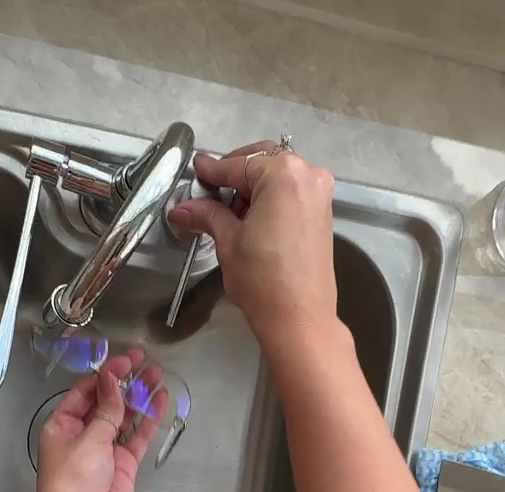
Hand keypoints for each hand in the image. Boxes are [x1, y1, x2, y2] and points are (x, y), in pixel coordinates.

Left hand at [33, 347, 164, 491]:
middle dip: (125, 381)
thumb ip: (106, 409)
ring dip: (139, 397)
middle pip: (107, 402)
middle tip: (144, 361)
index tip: (126, 360)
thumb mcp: (88, 438)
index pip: (85, 391)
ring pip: (125, 417)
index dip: (106, 374)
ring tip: (156, 375)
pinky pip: (138, 437)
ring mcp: (105, 449)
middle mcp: (83, 434)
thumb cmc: (72, 482)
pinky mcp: (124, 464)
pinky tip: (159, 401)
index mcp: (63, 425)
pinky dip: (149, 420)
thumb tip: (112, 379)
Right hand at [167, 142, 341, 350]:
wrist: (298, 317)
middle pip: (262, 162)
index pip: (238, 165)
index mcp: (283, 174)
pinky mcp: (323, 213)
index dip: (212, 170)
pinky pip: (292, 192)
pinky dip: (271, 198)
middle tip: (212, 196)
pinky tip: (253, 221)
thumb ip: (207, 215)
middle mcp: (308, 174)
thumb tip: (181, 208)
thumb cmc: (262, 279)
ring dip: (253, 188)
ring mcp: (320, 193)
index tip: (196, 170)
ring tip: (232, 216)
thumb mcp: (229, 242)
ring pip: (278, 176)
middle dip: (235, 175)